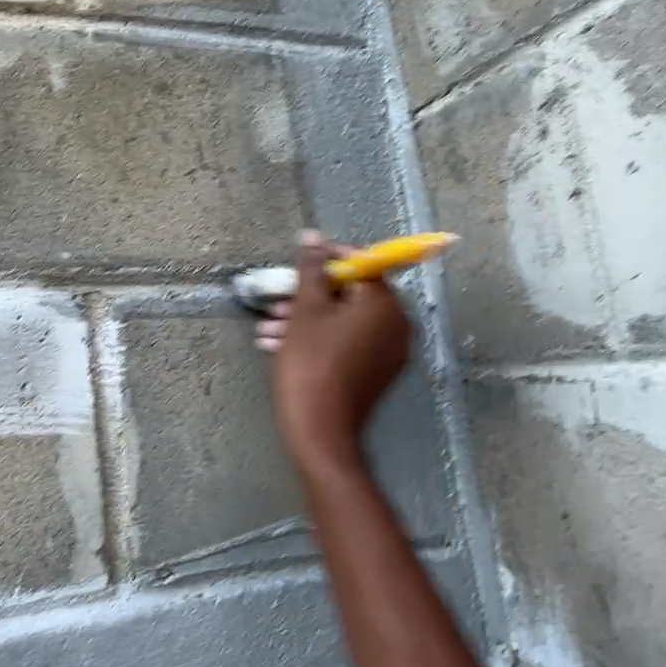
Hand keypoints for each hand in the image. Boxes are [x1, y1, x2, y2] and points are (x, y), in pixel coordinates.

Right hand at [261, 231, 412, 463]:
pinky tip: (281, 346)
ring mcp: (389, 352)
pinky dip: (319, 339)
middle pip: (350, 294)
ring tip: (269, 329)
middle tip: (277, 302)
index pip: (360, 264)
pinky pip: (348, 343)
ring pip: (344, 321)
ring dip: (306, 320)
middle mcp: (397, 324)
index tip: (298, 263)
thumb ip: (311, 268)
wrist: (320, 430)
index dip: (326, 260)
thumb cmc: (311, 363)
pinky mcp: (376, 373)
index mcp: (385, 303)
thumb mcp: (305, 309)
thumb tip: (312, 236)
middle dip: (309, 296)